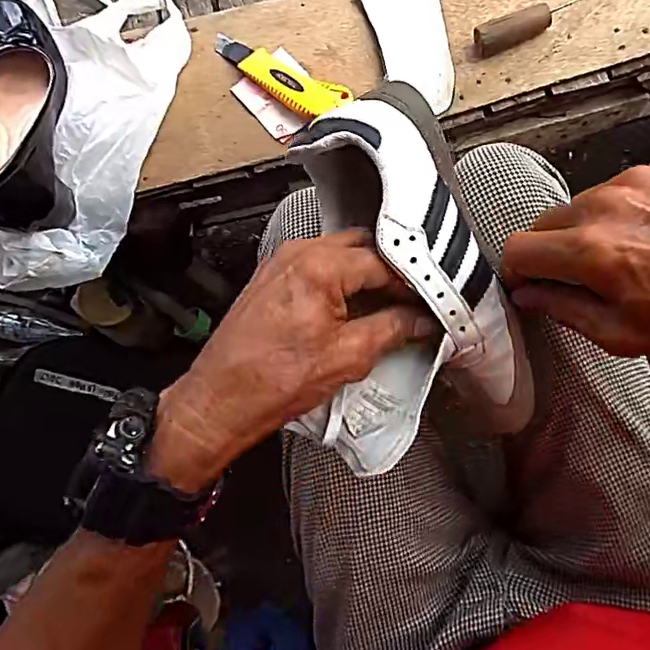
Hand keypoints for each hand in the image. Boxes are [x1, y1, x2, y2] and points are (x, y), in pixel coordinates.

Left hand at [150, 231, 434, 490]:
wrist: (221, 400)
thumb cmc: (267, 381)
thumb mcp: (348, 357)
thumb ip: (393, 330)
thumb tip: (418, 321)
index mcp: (318, 267)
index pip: (385, 261)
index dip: (414, 283)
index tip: (429, 301)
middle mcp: (296, 256)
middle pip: (363, 249)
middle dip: (392, 274)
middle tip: (413, 303)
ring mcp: (281, 266)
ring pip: (340, 257)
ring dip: (366, 278)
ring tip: (385, 311)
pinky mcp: (272, 282)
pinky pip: (317, 271)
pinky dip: (341, 285)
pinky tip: (352, 313)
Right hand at [501, 158, 649, 366]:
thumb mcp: (625, 335)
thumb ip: (564, 309)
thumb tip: (533, 295)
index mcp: (593, 250)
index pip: (517, 248)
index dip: (516, 272)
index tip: (527, 283)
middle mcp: (610, 204)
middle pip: (545, 223)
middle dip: (551, 253)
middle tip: (579, 281)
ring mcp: (641, 180)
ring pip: (582, 205)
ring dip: (588, 232)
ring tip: (629, 262)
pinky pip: (623, 189)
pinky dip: (625, 213)